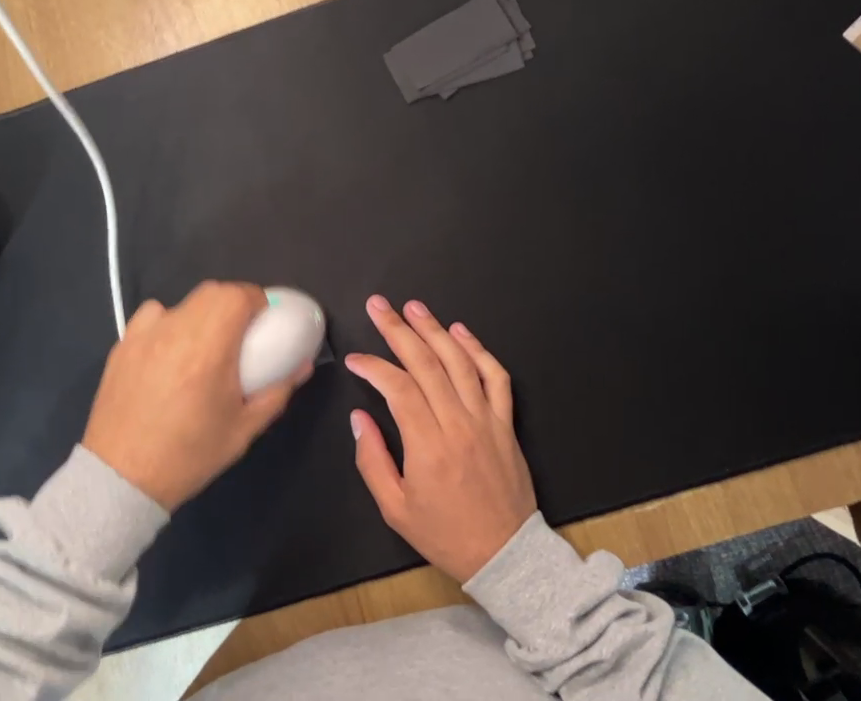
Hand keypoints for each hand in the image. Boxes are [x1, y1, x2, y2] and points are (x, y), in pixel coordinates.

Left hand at [83, 281, 311, 510]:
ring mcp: (144, 335)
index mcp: (208, 348)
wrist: (122, 478)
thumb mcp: (243, 429)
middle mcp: (175, 331)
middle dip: (233, 303)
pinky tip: (170, 352)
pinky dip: (169, 323)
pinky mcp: (122, 345)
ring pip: (182, 303)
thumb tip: (302, 365)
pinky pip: (153, 317)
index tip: (266, 321)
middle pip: (211, 292)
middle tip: (243, 335)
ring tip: (205, 345)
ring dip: (202, 314)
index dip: (257, 299)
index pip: (237, 295)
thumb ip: (277, 392)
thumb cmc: (189, 455)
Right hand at [347, 296, 536, 583]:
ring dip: (434, 330)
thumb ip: (372, 459)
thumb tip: (359, 417)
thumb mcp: (395, 509)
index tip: (355, 360)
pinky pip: (496, 377)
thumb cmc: (445, 534)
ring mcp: (486, 420)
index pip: (397, 388)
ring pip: (459, 362)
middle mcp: (458, 424)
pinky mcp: (505, 423)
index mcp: (428, 447)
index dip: (373, 367)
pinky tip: (460, 332)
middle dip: (398, 330)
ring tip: (414, 307)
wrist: (505, 555)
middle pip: (426, 363)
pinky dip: (479, 350)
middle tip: (378, 305)